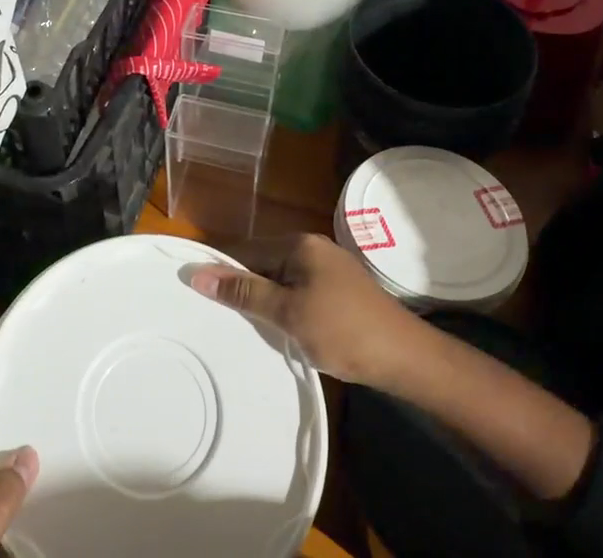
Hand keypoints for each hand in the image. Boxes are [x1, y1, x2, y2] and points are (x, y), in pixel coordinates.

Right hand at [189, 233, 427, 390]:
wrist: (405, 358)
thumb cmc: (343, 332)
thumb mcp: (287, 313)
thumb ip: (243, 292)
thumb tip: (197, 273)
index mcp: (300, 244)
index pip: (246, 251)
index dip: (222, 273)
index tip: (200, 298)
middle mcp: (315, 248)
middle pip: (264, 263)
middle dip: (245, 289)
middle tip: (223, 320)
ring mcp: (330, 269)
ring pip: (282, 280)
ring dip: (266, 301)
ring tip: (249, 328)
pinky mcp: (341, 290)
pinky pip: (300, 291)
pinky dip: (287, 308)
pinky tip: (282, 330)